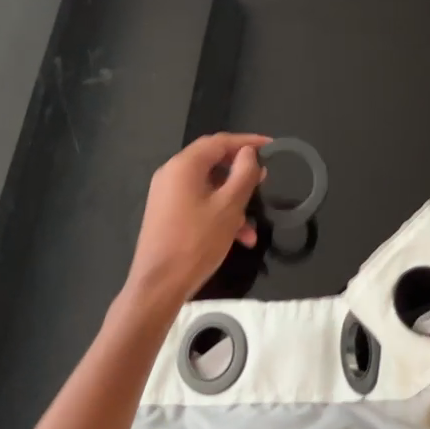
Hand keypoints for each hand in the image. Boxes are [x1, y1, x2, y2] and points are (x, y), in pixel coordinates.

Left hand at [124, 133, 268, 306]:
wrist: (158, 286)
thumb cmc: (195, 243)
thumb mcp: (229, 208)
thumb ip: (243, 175)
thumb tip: (248, 153)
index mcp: (184, 166)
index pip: (219, 141)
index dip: (247, 142)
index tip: (272, 146)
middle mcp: (171, 174)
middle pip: (212, 162)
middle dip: (241, 174)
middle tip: (265, 181)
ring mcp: (167, 195)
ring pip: (208, 187)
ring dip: (233, 201)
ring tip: (253, 224)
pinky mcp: (167, 214)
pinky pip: (198, 203)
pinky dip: (219, 213)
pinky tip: (239, 238)